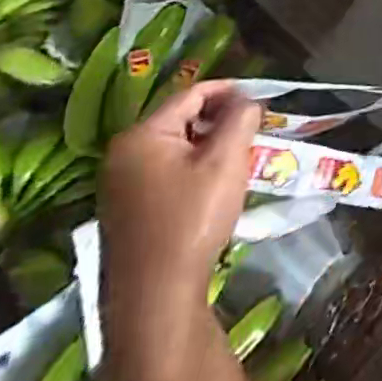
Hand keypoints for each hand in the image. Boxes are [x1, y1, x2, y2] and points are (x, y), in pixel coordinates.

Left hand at [101, 81, 260, 294]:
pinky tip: (217, 179)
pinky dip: (194, 162)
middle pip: (180, 117)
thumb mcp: (227, 161)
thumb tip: (247, 99)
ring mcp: (120, 181)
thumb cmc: (193, 217)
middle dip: (220, 116)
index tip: (261, 96)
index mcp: (141, 136)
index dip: (229, 90)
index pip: (191, 94)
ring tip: (242, 150)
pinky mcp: (127, 205)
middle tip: (255, 125)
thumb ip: (240, 119)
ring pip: (175, 144)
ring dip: (209, 141)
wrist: (156, 290)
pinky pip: (166, 167)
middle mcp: (122, 153)